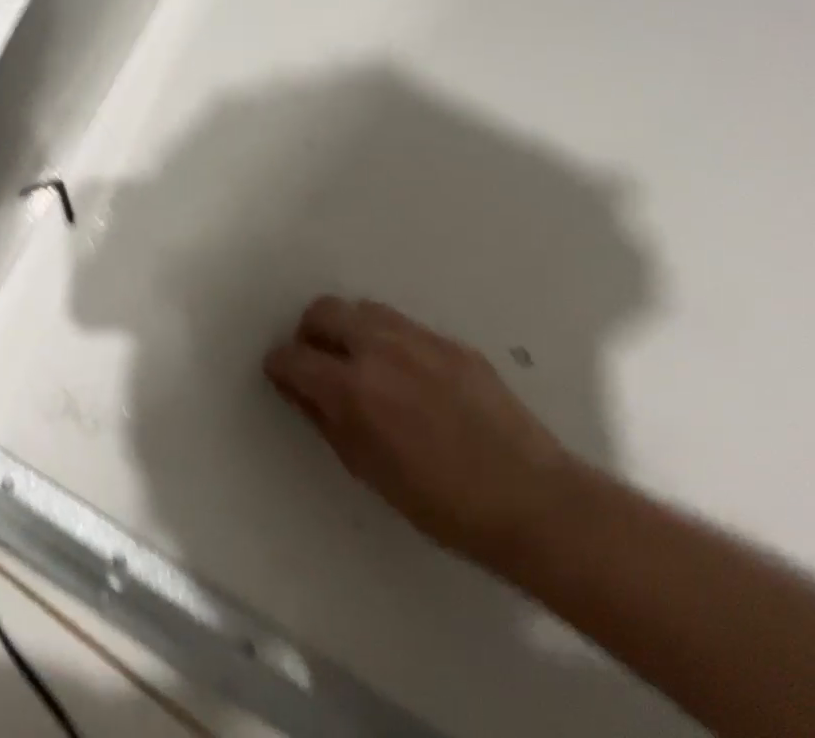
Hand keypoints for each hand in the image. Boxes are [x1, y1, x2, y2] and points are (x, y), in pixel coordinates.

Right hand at [263, 296, 585, 564]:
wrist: (534, 503)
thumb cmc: (438, 502)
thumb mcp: (364, 466)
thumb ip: (324, 419)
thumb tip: (300, 390)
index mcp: (351, 388)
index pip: (290, 356)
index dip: (280, 369)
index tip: (285, 382)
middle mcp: (381, 351)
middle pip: (323, 312)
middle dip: (311, 336)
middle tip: (320, 367)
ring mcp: (423, 343)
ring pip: (364, 310)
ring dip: (350, 331)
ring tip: (363, 368)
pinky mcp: (456, 347)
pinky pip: (406, 328)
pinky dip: (390, 342)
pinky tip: (408, 380)